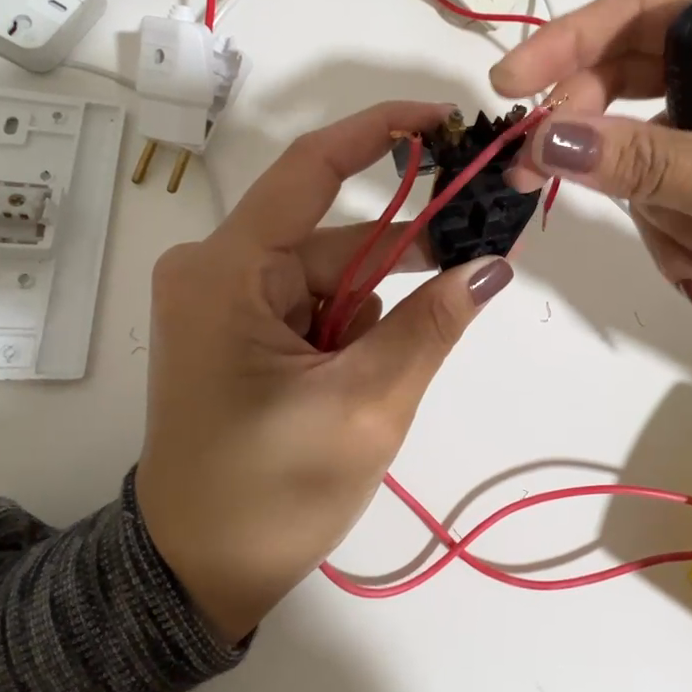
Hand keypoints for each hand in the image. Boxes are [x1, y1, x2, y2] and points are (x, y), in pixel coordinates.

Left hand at [134, 102, 515, 641]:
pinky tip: (356, 381)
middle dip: (402, 260)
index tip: (443, 118)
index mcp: (229, 273)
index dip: (380, 131)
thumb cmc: (270, 493)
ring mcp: (223, 299)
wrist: (196, 573)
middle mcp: (217, 269)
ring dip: (375, 311)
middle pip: (334, 236)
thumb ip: (431, 324)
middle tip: (474, 265)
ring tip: (383, 378)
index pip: (311, 168)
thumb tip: (494, 265)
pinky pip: (314, 302)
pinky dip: (352, 327)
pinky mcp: (235, 327)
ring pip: (330, 274)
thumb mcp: (365, 406)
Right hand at [491, 0, 691, 376]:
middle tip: (538, 173)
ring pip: (635, 150)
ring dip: (656, 211)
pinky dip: (672, 238)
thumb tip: (544, 138)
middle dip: (599, 140)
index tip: (509, 85)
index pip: (649, 10)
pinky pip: (656, 196)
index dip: (571, 41)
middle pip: (628, 78)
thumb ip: (646, 161)